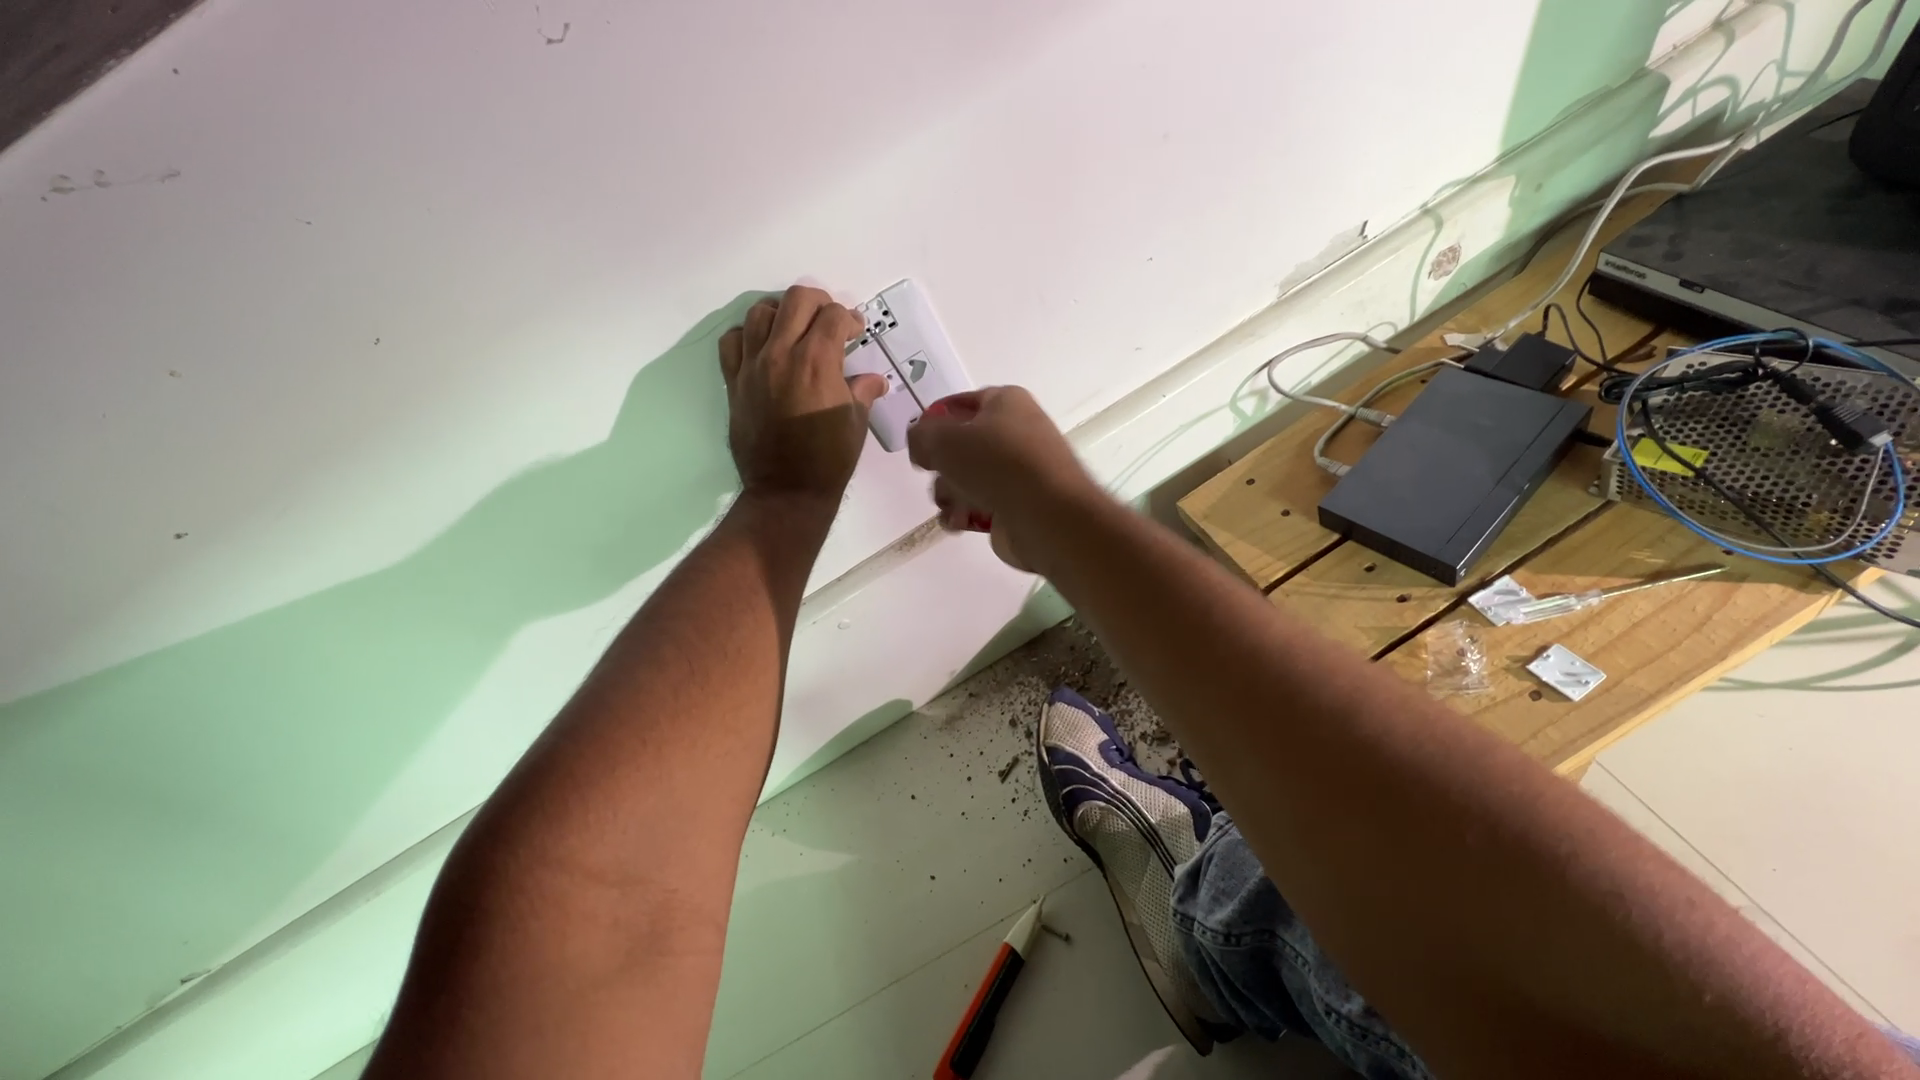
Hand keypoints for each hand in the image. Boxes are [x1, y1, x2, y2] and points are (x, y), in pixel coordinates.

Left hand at [720, 286, 887, 502]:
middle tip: (828, 321)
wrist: (787, 490)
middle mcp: (782, 354)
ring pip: (760, 312)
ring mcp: (753, 366)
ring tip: (793, 329)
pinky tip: (762, 348)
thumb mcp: (856, 422)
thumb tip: (873, 380)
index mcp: (817, 361)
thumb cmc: (829, 458)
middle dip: (819, 303)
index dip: (850, 318)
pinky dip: (747, 335)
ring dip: (782, 313)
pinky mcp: (734, 382)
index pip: (834, 316)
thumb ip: (863, 391)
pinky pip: (732, 341)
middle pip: (798, 299)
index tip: (856, 332)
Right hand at [906, 386, 1101, 571]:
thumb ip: (921, 435)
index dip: (933, 421)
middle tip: (933, 472)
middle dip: (940, 465)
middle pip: (959, 445)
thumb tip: (920, 444)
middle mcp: (1014, 432)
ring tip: (952, 504)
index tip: (917, 442)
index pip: (959, 403)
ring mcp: (1017, 471)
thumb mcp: (944, 439)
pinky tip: (960, 522)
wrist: (1046, 516)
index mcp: (1005, 402)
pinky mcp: (1016, 505)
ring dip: (948, 493)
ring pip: (964, 478)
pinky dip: (964, 513)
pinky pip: (977, 505)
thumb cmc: (997, 464)